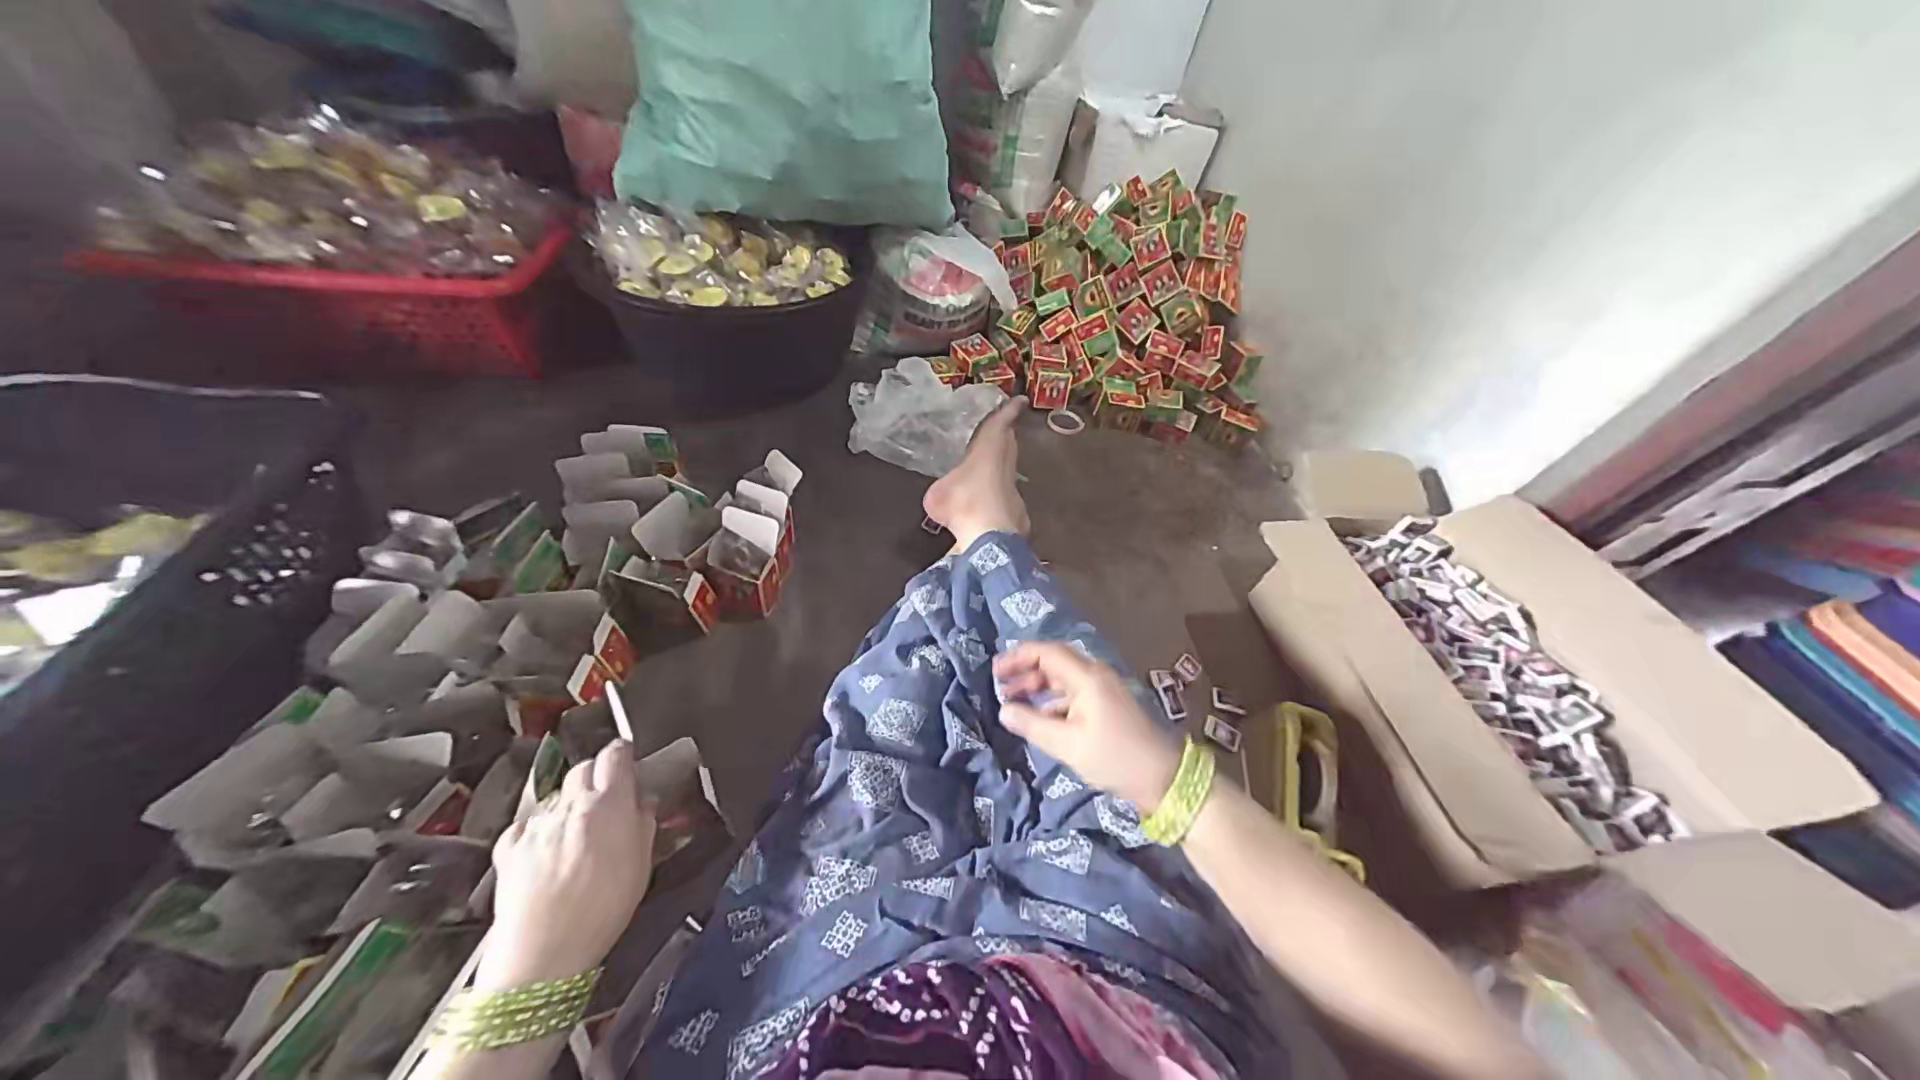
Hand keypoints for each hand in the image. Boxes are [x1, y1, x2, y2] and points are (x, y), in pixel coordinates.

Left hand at [477, 739, 657, 989]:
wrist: (542, 954)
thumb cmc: (603, 909)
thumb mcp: (642, 864)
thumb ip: (644, 823)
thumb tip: (644, 801)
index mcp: (608, 803)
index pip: (615, 755)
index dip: (623, 752)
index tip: (628, 757)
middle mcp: (571, 805)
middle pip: (584, 768)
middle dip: (597, 775)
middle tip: (609, 796)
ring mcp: (536, 825)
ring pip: (558, 798)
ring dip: (570, 806)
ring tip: (579, 836)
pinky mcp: (508, 848)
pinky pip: (528, 825)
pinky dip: (539, 830)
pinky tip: (547, 852)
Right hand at [993, 642, 1181, 810]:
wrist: (1163, 777)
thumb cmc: (1114, 757)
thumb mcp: (1067, 744)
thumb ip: (1032, 724)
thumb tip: (1003, 710)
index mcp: (1087, 677)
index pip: (1047, 652)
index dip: (1018, 656)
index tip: (996, 670)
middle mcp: (1095, 675)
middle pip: (1054, 661)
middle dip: (1025, 671)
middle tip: (1000, 685)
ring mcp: (1103, 690)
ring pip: (1063, 678)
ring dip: (1037, 686)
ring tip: (1013, 701)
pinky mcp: (1107, 705)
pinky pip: (1073, 692)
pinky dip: (1052, 699)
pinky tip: (1039, 717)